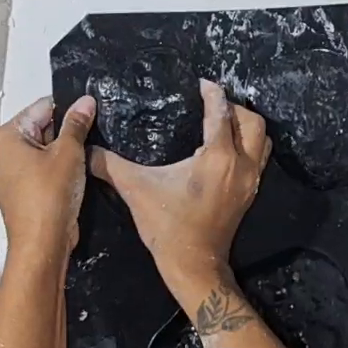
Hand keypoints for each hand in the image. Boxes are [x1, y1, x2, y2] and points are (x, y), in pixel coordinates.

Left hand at [0, 95, 95, 259]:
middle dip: (67, 133)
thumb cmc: (51, 194)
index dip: (69, 110)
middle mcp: (3, 152)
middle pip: (42, 127)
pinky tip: (77, 175)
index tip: (91, 116)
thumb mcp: (69, 153)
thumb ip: (77, 124)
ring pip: (45, 150)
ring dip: (66, 153)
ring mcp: (11, 173)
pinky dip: (60, 170)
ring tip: (87, 157)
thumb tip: (86, 101)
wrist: (42, 244)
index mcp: (8, 136)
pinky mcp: (22, 191)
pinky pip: (43, 170)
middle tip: (93, 139)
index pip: (44, 107)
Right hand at [88, 80, 270, 293]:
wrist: (193, 264)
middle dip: (233, 107)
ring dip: (245, 126)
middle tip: (211, 104)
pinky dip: (248, 145)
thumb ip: (109, 165)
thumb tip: (86, 149)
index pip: (220, 112)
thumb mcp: (136, 189)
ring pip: (260, 139)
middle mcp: (241, 164)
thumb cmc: (167, 226)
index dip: (211, 93)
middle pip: (250, 121)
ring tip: (222, 121)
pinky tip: (226, 148)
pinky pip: (259, 158)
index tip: (200, 83)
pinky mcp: (250, 193)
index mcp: (218, 157)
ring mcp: (250, 180)